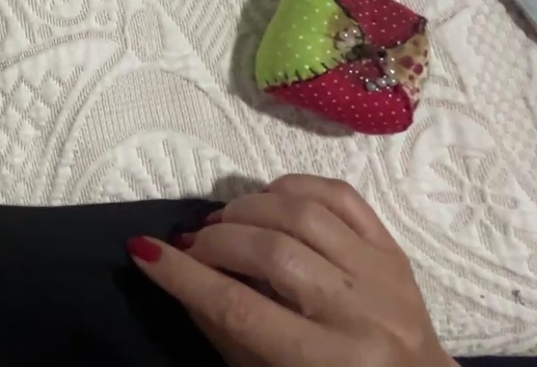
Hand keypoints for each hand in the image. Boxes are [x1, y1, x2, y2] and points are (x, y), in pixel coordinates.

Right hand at [128, 175, 456, 366]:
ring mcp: (387, 278)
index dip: (183, 275)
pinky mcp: (395, 250)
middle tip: (192, 246)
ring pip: (302, 213)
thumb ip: (220, 324)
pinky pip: (339, 195)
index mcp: (332, 363)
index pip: (240, 308)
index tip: (141, 248)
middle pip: (271, 252)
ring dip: (248, 209)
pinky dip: (294, 187)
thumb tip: (173, 263)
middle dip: (214, 242)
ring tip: (228, 224)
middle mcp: (366, 317)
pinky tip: (271, 202)